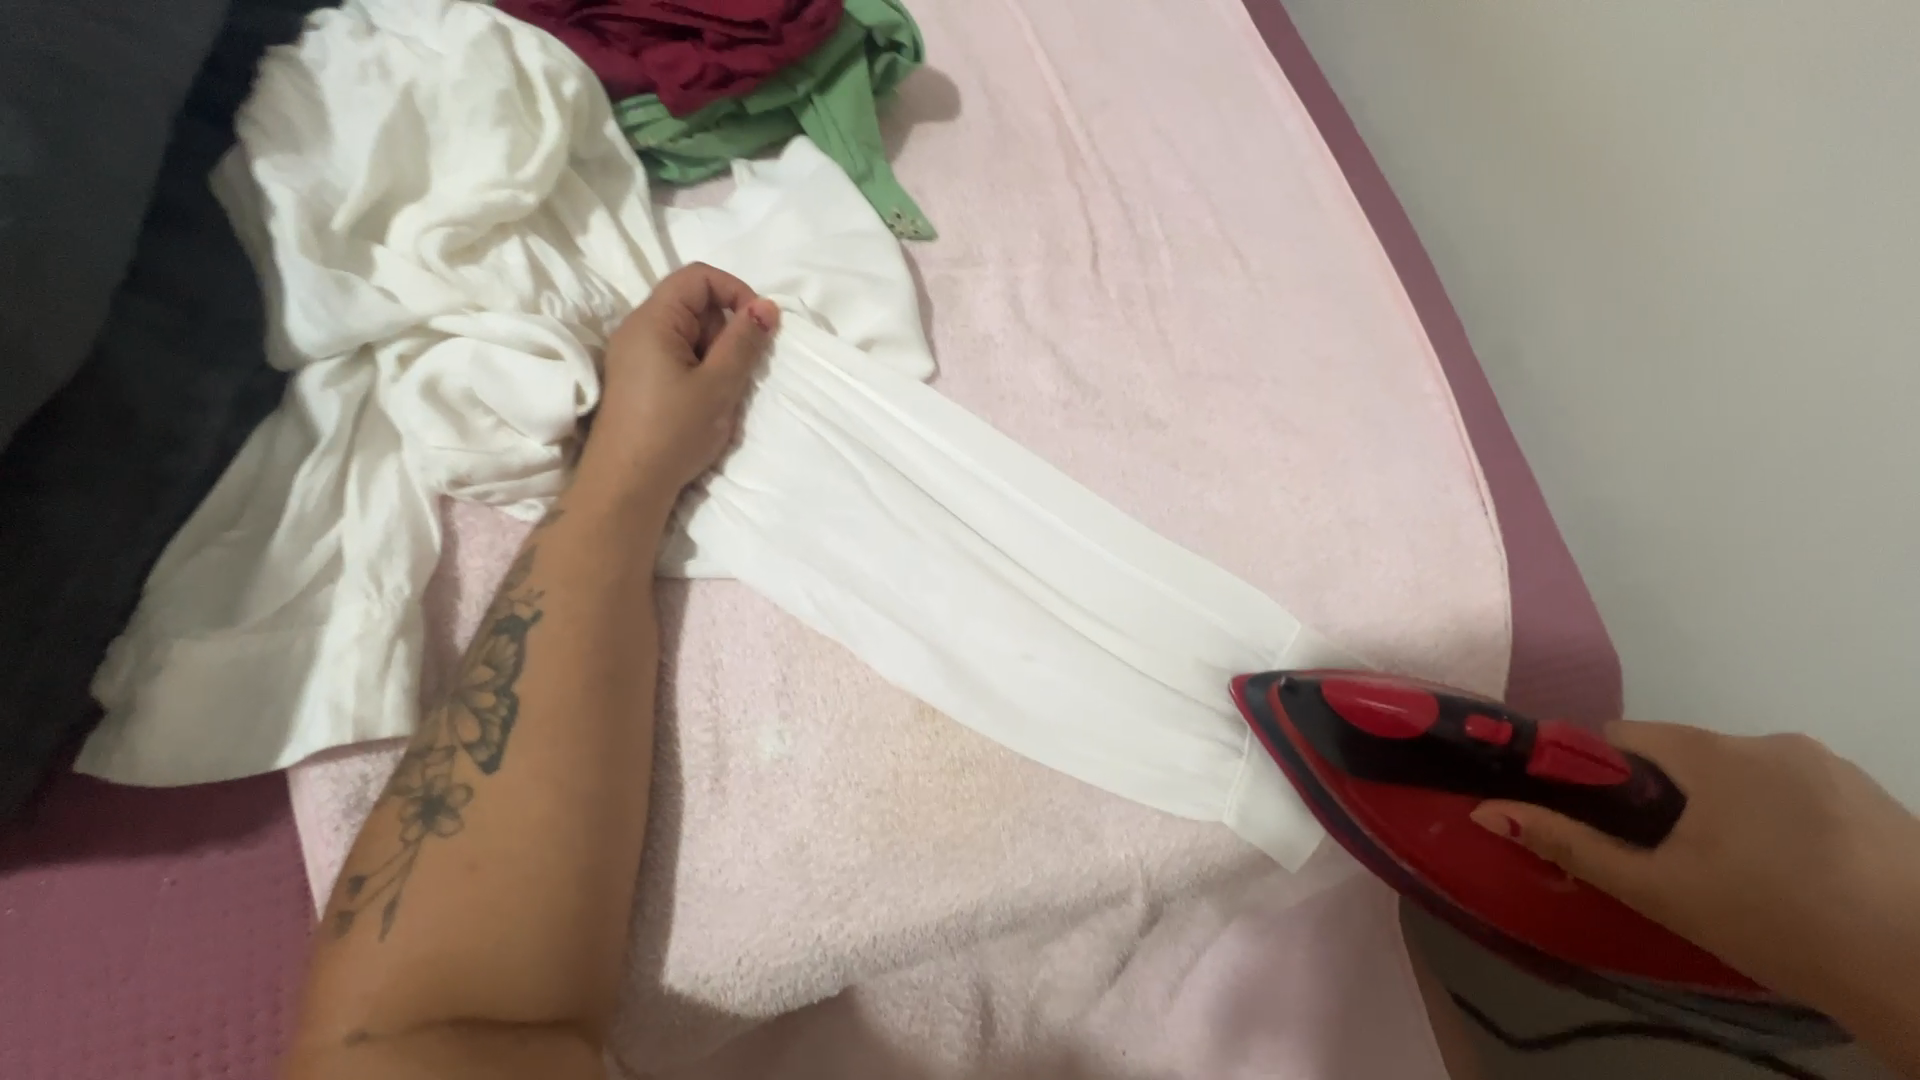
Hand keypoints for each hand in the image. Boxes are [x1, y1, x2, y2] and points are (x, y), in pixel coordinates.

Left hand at [579, 262, 779, 498]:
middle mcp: (638, 329)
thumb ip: (744, 342)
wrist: (627, 484)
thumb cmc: (674, 432)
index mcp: (653, 320)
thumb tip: (766, 306)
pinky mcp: (638, 380)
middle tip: (738, 371)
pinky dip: (700, 372)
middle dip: (726, 330)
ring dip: (716, 356)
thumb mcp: (719, 385)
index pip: (698, 277)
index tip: (760, 326)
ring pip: (688, 335)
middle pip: (693, 304)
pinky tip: (705, 404)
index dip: (735, 291)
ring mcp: (635, 355)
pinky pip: (677, 358)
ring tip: (722, 395)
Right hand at [1471, 724, 1919, 1026]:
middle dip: (1664, 800)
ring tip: (1741, 876)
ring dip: (1723, 809)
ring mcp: (1835, 768)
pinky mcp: (1883, 799)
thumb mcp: (1660, 891)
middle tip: (1672, 863)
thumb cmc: (1778, 924)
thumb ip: (1569, 844)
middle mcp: (1773, 741)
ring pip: (1740, 775)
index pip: (1620, 735)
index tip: (1607, 823)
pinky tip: (1799, 876)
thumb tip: (1486, 810)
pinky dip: (1779, 821)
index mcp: (1714, 752)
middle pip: (1682, 757)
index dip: (1597, 775)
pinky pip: (1795, 792)